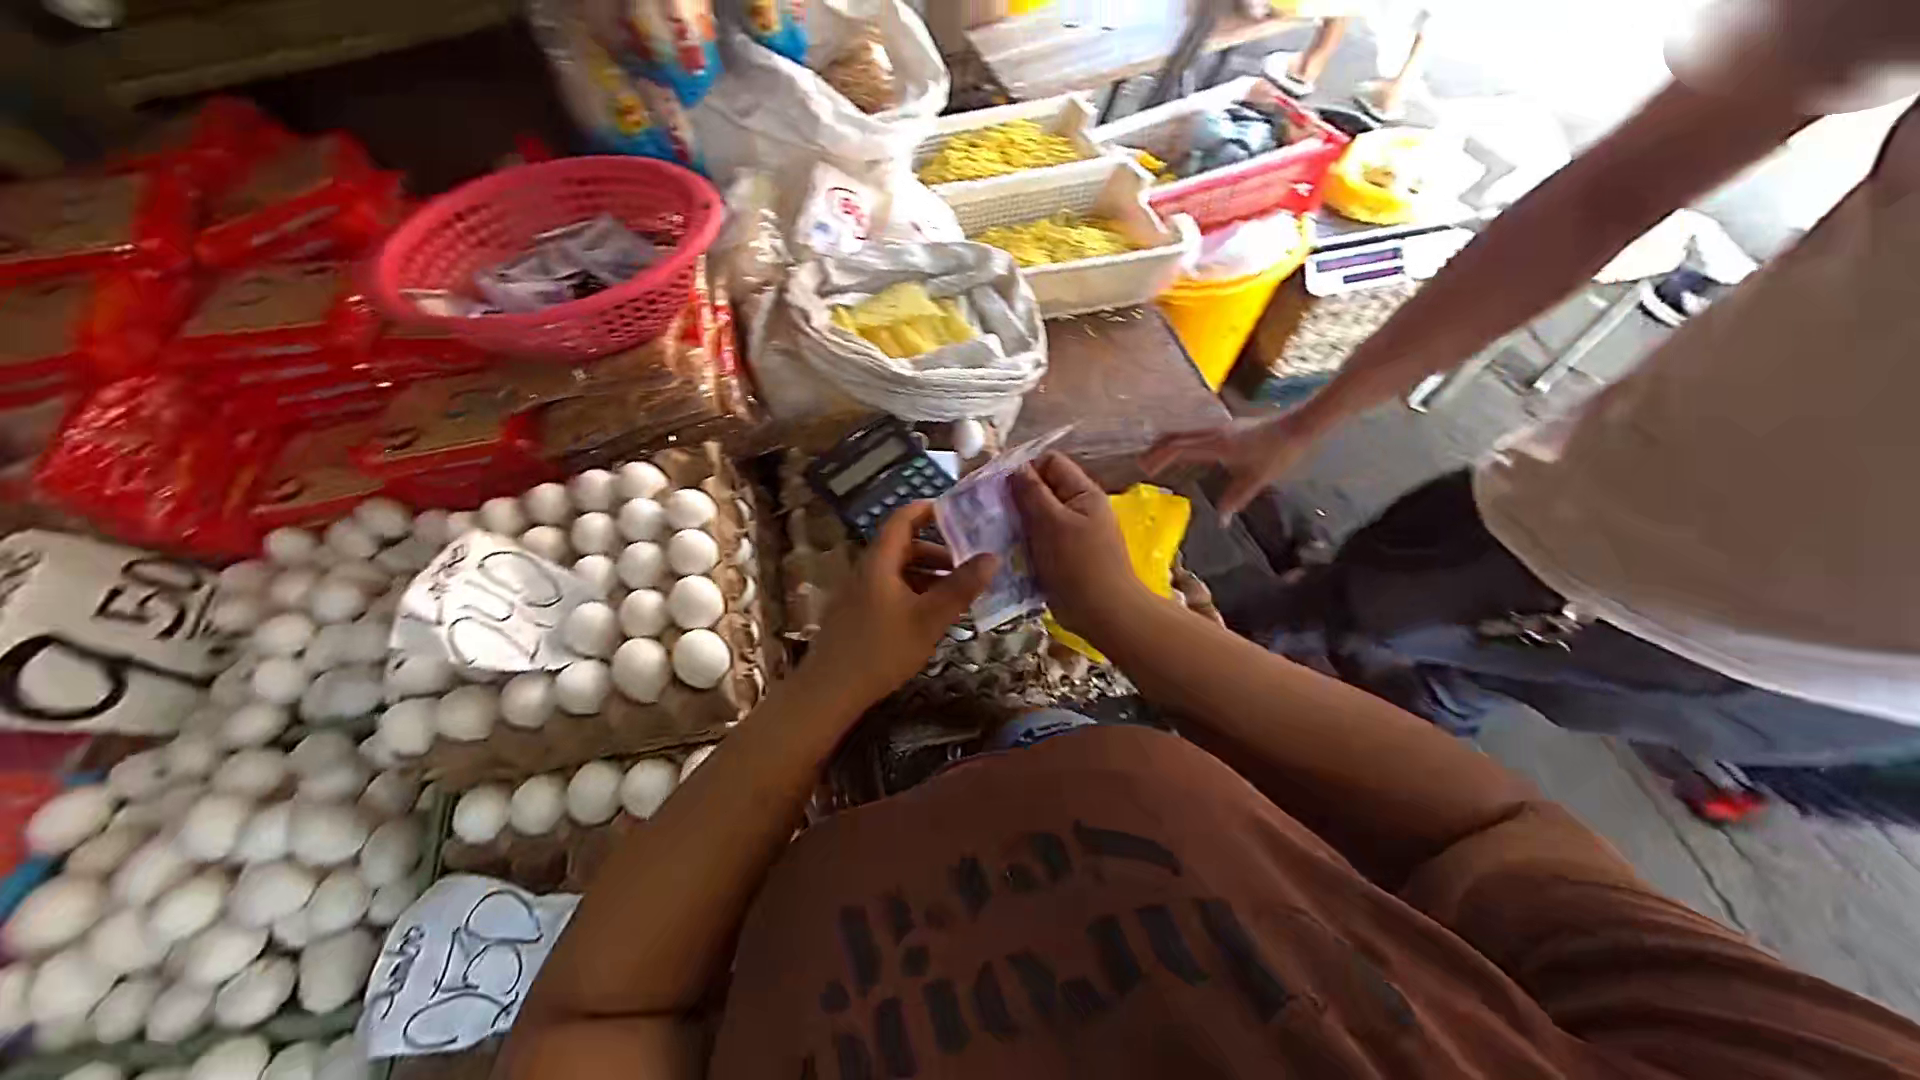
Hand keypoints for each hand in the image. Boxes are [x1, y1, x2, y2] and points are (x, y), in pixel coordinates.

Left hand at [800, 501, 997, 712]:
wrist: (829, 691)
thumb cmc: (882, 649)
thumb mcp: (929, 618)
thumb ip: (961, 587)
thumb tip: (992, 557)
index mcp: (880, 561)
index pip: (903, 519)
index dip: (929, 510)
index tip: (959, 513)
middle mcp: (866, 569)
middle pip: (904, 547)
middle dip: (938, 553)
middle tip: (968, 566)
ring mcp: (857, 593)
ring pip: (897, 573)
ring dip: (927, 577)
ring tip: (956, 596)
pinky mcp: (855, 614)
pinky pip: (889, 591)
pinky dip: (913, 594)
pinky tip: (929, 619)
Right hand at [1011, 452, 1153, 640]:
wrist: (1104, 614)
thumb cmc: (1079, 565)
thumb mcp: (1052, 523)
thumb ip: (1032, 492)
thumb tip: (1015, 468)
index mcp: (1083, 493)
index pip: (1050, 463)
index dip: (1024, 468)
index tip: (997, 486)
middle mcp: (1078, 508)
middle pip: (1041, 490)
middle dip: (1015, 498)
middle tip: (989, 511)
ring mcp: (1071, 534)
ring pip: (1036, 517)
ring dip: (1016, 523)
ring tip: (993, 532)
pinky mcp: (1062, 557)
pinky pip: (1037, 540)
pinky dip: (1022, 544)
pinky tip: (1005, 552)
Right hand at [1141, 410, 1318, 516]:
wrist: (1300, 426)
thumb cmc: (1279, 453)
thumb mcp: (1256, 479)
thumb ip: (1235, 499)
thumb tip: (1221, 522)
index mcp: (1216, 444)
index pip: (1178, 448)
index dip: (1159, 457)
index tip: (1145, 469)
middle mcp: (1213, 432)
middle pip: (1176, 437)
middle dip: (1156, 450)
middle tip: (1141, 464)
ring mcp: (1219, 428)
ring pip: (1184, 433)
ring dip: (1167, 444)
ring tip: (1155, 457)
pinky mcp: (1226, 428)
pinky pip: (1195, 433)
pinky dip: (1181, 441)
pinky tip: (1183, 452)